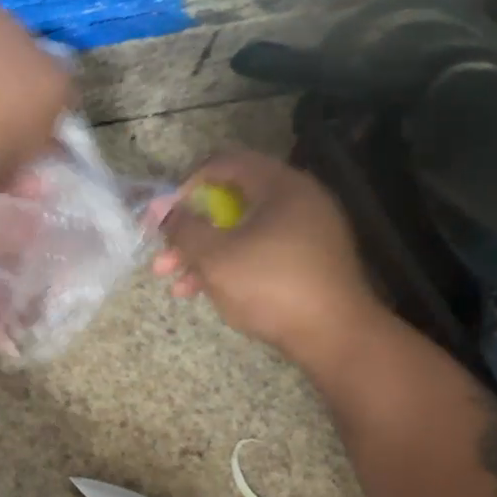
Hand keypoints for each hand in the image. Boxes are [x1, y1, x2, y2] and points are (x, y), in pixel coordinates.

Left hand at [0, 0, 71, 189]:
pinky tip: (1, 182)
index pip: (9, 24)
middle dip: (12, 106)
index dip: (29, 57)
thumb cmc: (11, 105)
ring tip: (25, 174)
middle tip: (36, 137)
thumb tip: (54, 88)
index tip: (42, 90)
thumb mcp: (58, 85)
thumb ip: (59, 79)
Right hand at [153, 151, 386, 364]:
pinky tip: (206, 292)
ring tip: (177, 285)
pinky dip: (230, 264)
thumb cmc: (270, 286)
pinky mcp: (308, 259)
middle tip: (163, 258)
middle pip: (230, 202)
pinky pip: (260, 250)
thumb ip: (184, 230)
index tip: (165, 217)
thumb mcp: (215, 257)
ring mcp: (306, 230)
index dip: (187, 185)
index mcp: (280, 186)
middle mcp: (297, 199)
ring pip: (242, 231)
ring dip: (204, 254)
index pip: (225, 163)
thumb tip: (166, 212)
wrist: (333, 333)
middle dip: (191, 231)